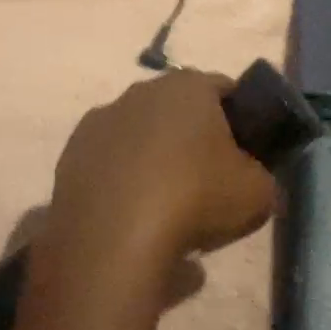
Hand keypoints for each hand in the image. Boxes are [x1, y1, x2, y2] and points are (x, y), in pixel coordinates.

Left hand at [45, 69, 277, 268]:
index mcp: (188, 87)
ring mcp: (99, 123)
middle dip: (192, 136)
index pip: (223, 88)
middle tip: (209, 179)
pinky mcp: (69, 158)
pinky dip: (121, 184)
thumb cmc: (196, 201)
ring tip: (167, 207)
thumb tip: (250, 177)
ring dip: (153, 159)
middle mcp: (140, 92)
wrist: (113, 243)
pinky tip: (132, 219)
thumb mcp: (259, 193)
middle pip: (176, 109)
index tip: (246, 150)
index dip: (239, 117)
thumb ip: (261, 174)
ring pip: (138, 135)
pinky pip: (108, 165)